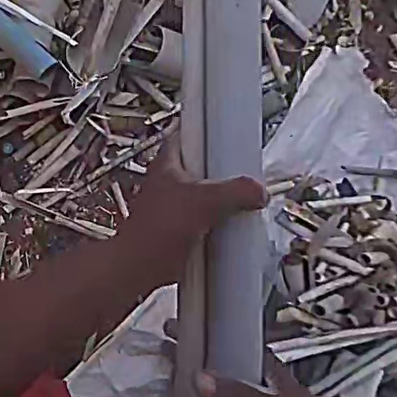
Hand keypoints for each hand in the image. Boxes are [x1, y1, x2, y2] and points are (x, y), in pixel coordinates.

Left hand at [112, 145, 265, 277]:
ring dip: (220, 200)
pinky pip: (204, 218)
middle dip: (222, 172)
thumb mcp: (204, 202)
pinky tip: (229, 228)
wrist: (139, 266)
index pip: (187, 132)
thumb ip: (235, 192)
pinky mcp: (178, 227)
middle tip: (242, 175)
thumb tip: (257, 190)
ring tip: (240, 203)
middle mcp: (168, 180)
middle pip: (201, 165)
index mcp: (168, 162)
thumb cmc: (156, 229)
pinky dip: (216, 222)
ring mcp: (172, 204)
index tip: (227, 131)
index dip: (207, 130)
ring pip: (203, 193)